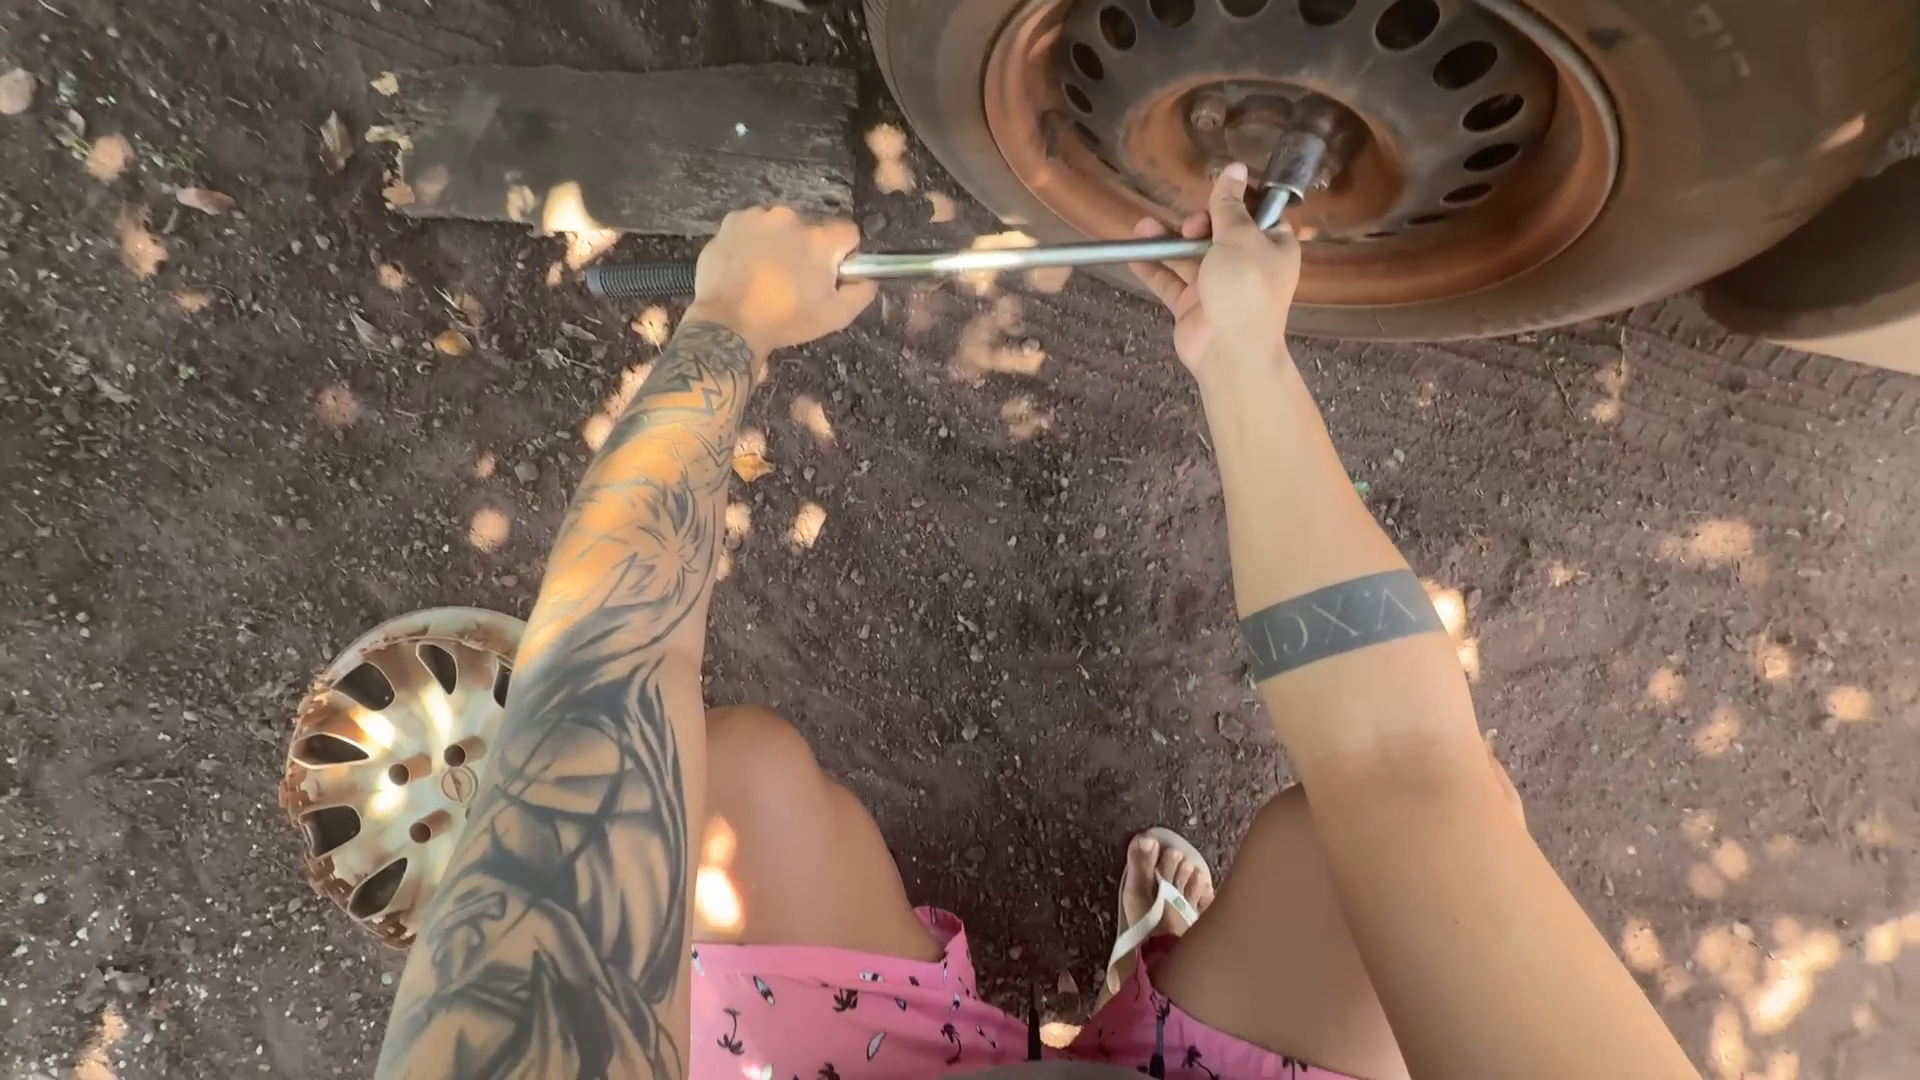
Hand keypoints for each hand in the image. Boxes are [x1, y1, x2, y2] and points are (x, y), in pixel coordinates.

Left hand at [686, 207, 878, 355]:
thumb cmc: (785, 320)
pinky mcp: (731, 221)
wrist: (728, 323)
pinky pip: (752, 227)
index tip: (832, 273)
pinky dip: (753, 243)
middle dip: (809, 249)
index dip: (844, 253)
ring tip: (768, 276)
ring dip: (780, 244)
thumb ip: (862, 293)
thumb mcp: (835, 317)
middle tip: (796, 281)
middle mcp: (790, 218)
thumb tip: (870, 277)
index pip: (848, 231)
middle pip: (812, 228)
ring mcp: (757, 216)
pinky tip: (748, 268)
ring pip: (781, 226)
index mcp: (819, 238)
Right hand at [1129, 163, 1301, 377]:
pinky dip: (1153, 269)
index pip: (1256, 216)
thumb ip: (1229, 205)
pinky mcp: (1191, 305)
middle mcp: (1245, 265)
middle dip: (1198, 225)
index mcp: (1272, 246)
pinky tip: (1134, 254)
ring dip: (1167, 242)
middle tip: (1190, 227)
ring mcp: (1216, 287)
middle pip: (1217, 234)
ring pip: (1188, 257)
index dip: (1236, 204)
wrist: (1229, 349)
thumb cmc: (1244, 288)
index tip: (1218, 196)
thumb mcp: (1240, 237)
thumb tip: (1234, 168)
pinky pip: (1169, 281)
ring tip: (1141, 228)